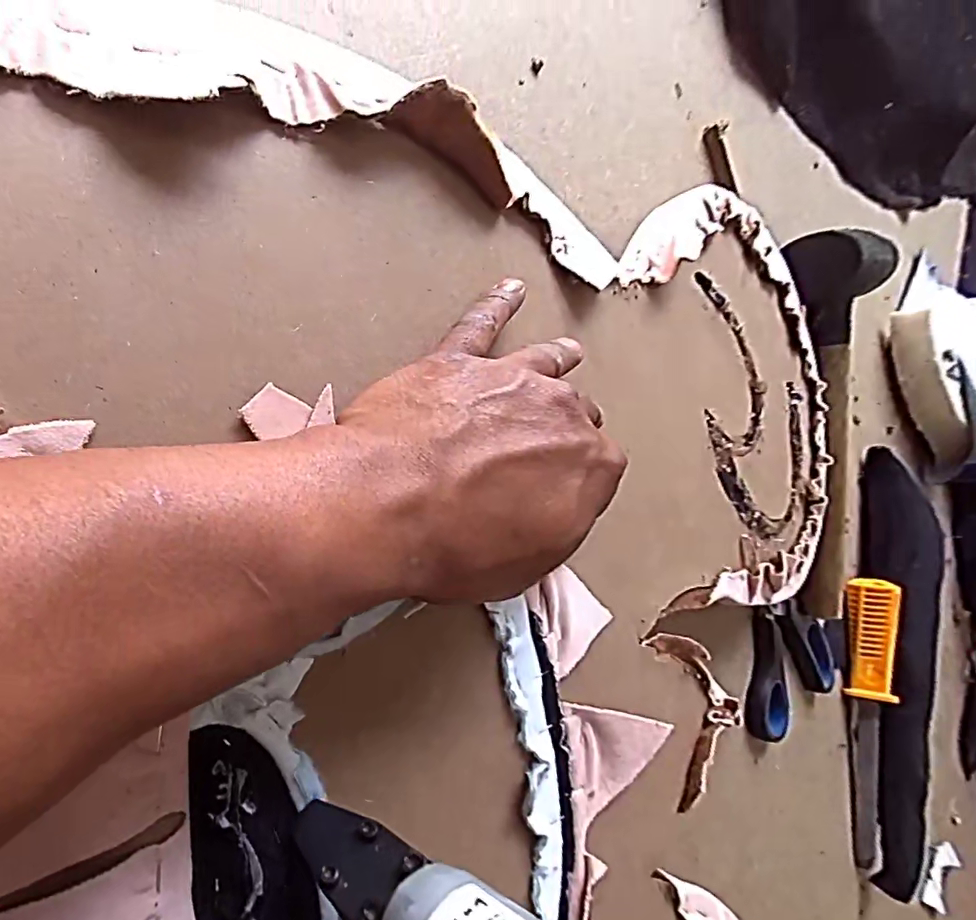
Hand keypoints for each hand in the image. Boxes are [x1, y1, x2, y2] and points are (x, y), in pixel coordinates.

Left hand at [330, 278, 625, 602]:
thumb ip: (535, 538)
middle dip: (551, 429)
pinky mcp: (453, 365)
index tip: (542, 490)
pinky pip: (479, 326)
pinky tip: (506, 293)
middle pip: (564, 416)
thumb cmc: (444, 543)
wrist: (387, 505)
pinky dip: (493, 307)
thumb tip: (527, 529)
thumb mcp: (510, 570)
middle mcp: (557, 415)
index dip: (561, 480)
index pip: (588, 469)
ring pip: (541, 366)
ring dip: (552, 363)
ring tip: (563, 355)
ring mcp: (506, 383)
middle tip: (528, 445)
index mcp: (588, 469)